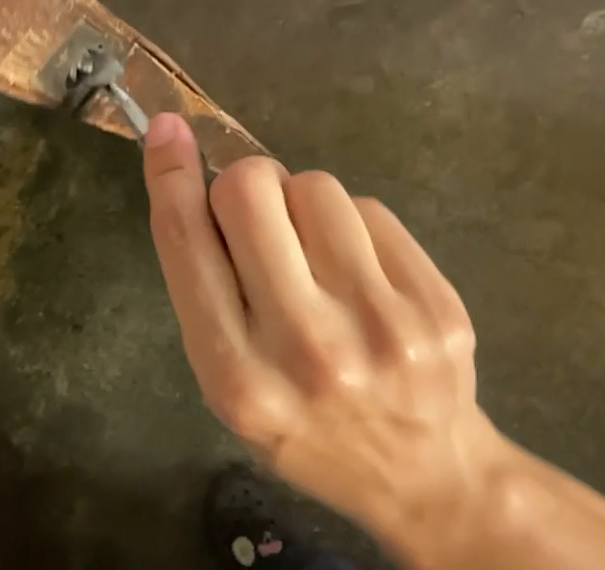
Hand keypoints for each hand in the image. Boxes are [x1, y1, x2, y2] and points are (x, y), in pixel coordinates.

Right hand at [142, 112, 510, 530]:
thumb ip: (204, 283)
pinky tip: (360, 273)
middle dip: (246, 185)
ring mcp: (381, 324)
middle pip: (250, 190)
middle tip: (260, 219)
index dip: (170, 174)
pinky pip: (369, 207)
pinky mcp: (437, 304)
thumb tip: (185, 172)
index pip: (187, 242)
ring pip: (315, 186)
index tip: (167, 128)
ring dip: (301, 204)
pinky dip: (352, 225)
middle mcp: (306, 346)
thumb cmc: (302, 422)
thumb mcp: (225, 377)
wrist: (425, 476)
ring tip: (315, 255)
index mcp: (235, 373)